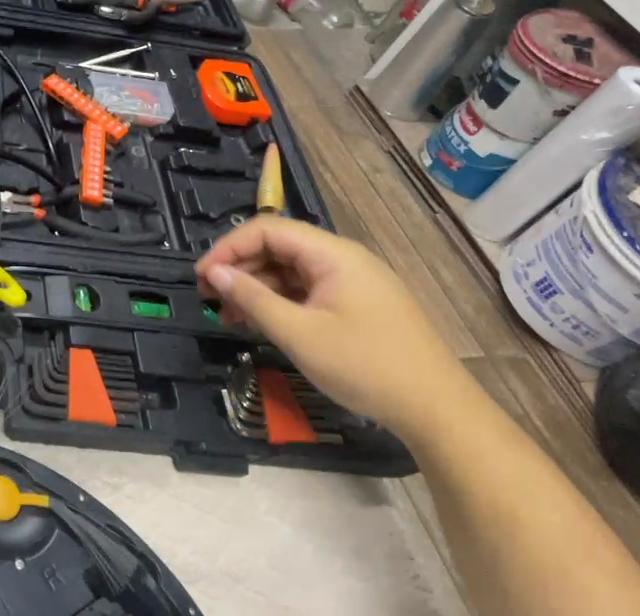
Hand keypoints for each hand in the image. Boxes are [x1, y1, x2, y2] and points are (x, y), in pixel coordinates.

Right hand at [196, 217, 471, 437]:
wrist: (438, 411)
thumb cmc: (366, 366)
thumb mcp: (300, 334)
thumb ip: (253, 299)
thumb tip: (213, 272)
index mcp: (333, 254)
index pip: (267, 230)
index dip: (228, 248)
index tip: (201, 278)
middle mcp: (344, 259)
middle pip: (278, 247)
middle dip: (240, 269)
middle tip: (208, 299)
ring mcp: (354, 282)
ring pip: (291, 271)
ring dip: (256, 288)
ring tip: (229, 316)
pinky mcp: (358, 306)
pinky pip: (308, 291)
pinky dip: (280, 302)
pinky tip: (261, 323)